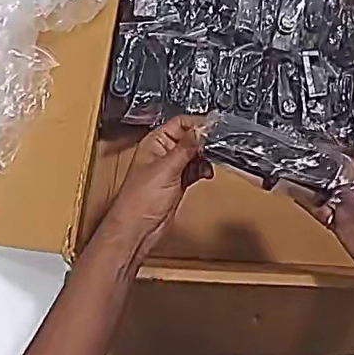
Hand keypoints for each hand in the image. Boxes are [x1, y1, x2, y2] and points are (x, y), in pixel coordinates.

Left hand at [96, 114, 212, 262]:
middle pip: (190, 137)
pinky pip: (196, 168)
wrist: (137, 231)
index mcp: (155, 142)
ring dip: (205, 156)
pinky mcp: (178, 182)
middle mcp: (163, 152)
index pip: (180, 123)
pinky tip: (206, 172)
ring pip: (195, 153)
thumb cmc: (138, 201)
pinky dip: (203, 169)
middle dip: (203, 141)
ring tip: (210, 160)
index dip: (197, 124)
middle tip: (216, 145)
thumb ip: (186, 148)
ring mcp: (171, 168)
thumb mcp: (166, 168)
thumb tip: (202, 130)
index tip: (213, 128)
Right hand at [303, 159, 353, 297]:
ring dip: (311, 188)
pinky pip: (323, 213)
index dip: (332, 160)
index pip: (349, 167)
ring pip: (324, 194)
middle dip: (316, 171)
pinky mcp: (343, 229)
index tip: (315, 156)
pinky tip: (301, 199)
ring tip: (293, 180)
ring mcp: (350, 212)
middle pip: (332, 178)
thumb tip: (346, 188)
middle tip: (297, 166)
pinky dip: (312, 207)